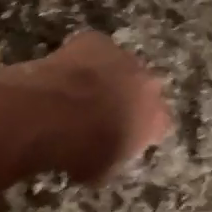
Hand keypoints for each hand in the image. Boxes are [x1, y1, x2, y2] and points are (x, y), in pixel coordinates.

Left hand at [36, 30, 172, 183]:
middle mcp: (148, 84)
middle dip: (128, 98)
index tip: (124, 136)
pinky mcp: (97, 40)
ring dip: (107, 76)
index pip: (160, 123)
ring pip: (120, 66)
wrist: (52, 113)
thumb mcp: (102, 170)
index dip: (142, 129)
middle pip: (143, 89)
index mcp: (155, 118)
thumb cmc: (79, 152)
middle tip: (102, 112)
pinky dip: (84, 59)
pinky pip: (95, 49)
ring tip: (80, 91)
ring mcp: (123, 57)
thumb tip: (108, 153)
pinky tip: (66, 73)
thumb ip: (115, 157)